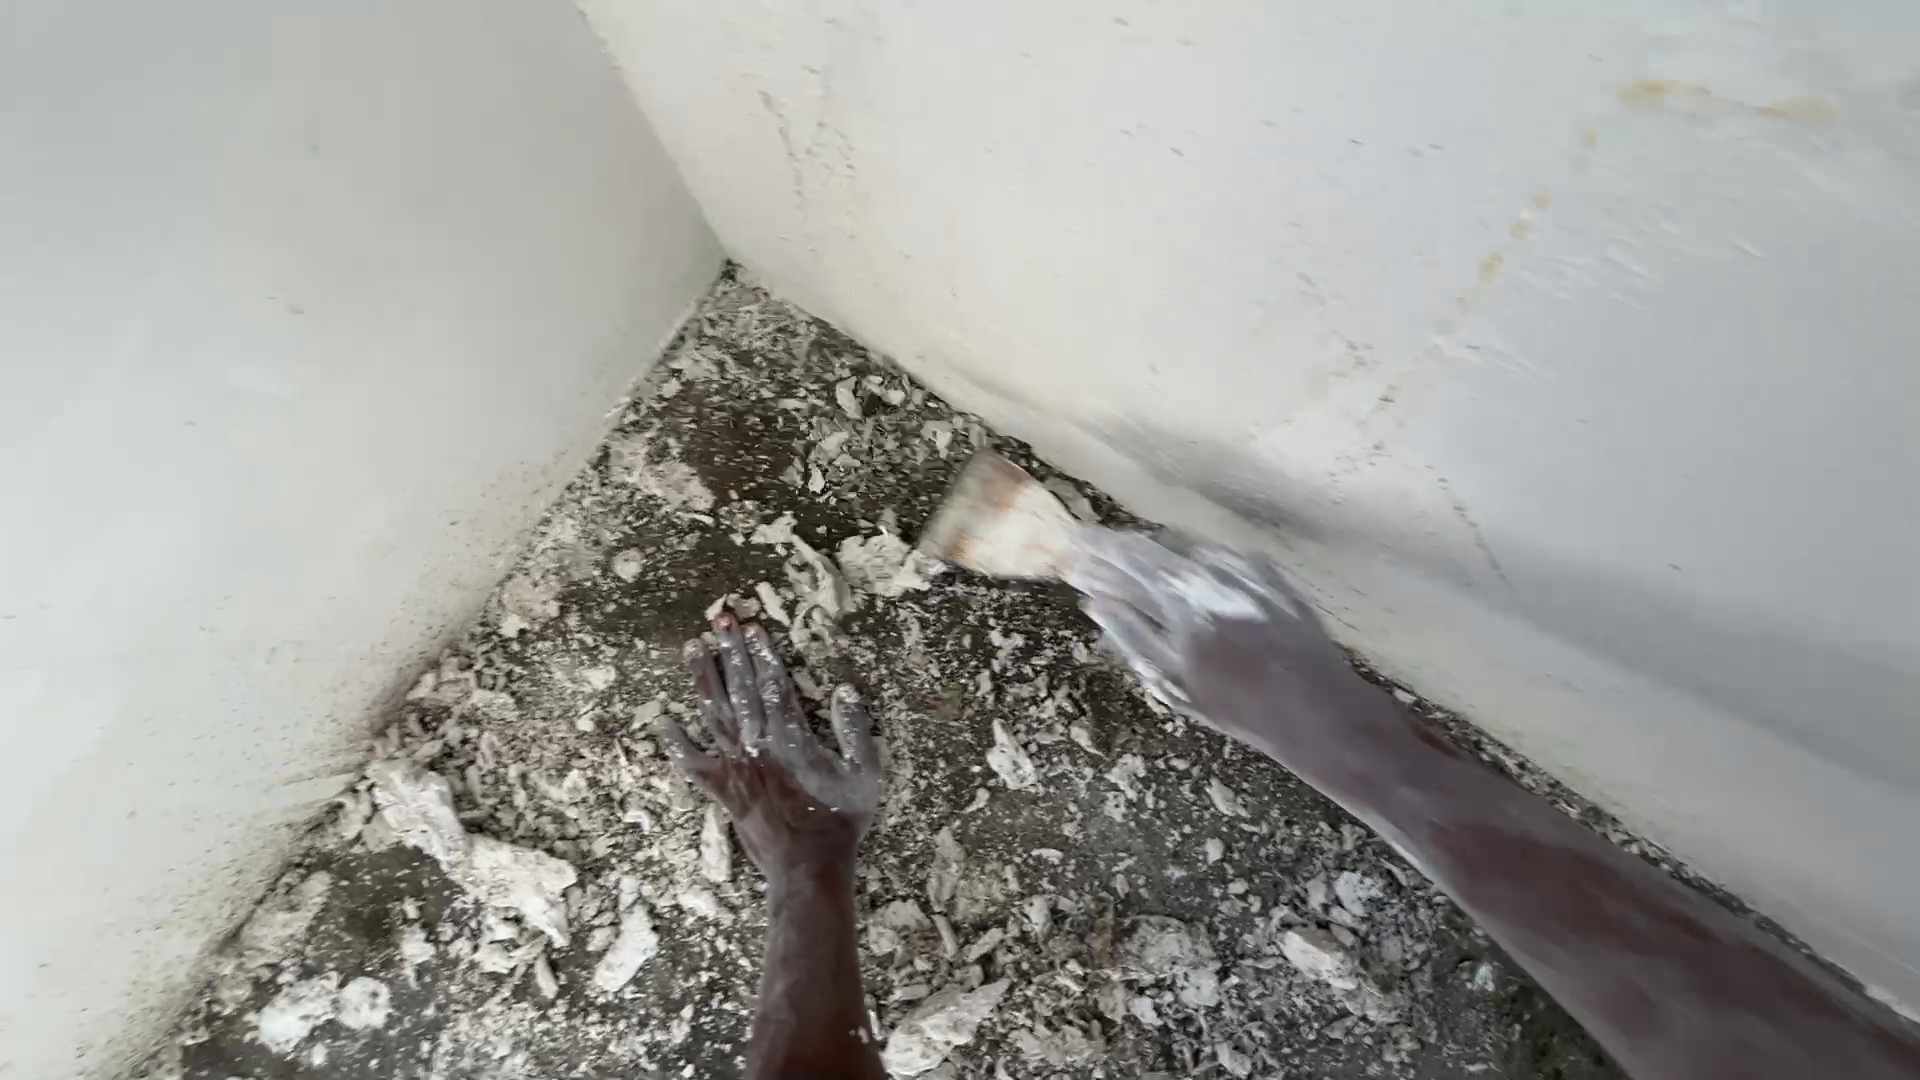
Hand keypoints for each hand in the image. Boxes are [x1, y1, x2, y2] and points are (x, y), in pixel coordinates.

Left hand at [661, 613, 880, 882]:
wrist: (808, 868)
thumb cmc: (840, 819)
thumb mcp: (866, 774)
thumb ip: (855, 730)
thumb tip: (845, 690)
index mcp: (792, 739)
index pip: (775, 686)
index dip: (764, 655)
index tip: (752, 628)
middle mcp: (758, 746)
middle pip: (742, 690)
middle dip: (731, 652)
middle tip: (720, 619)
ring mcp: (737, 768)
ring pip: (714, 716)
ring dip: (703, 680)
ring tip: (691, 648)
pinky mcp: (723, 791)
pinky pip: (694, 765)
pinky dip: (677, 744)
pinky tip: (663, 721)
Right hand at [1064, 530, 1396, 771]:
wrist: (1315, 709)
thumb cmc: (1234, 705)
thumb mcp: (1171, 680)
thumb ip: (1130, 635)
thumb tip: (1095, 602)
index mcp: (1180, 598)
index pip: (1125, 560)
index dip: (1095, 550)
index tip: (1072, 541)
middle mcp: (1210, 572)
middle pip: (1152, 546)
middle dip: (1117, 544)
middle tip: (1091, 542)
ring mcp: (1243, 569)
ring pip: (1185, 546)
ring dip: (1153, 548)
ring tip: (1131, 554)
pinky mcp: (1269, 574)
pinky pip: (1219, 555)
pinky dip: (1193, 558)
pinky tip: (1186, 566)